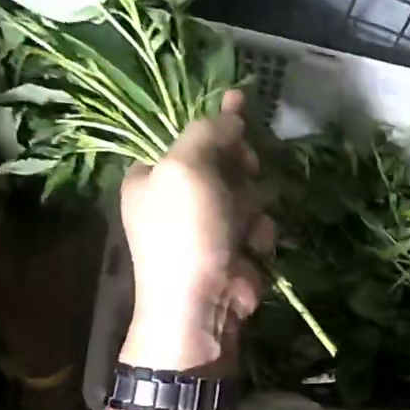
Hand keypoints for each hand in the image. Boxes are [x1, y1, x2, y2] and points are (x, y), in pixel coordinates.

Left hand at [118, 90, 274, 370]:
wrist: (199, 308)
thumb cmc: (185, 233)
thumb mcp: (185, 169)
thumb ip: (206, 132)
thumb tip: (229, 115)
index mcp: (152, 175)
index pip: (184, 134)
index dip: (213, 120)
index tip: (241, 101)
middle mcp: (177, 198)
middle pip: (221, 161)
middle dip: (240, 166)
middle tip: (248, 167)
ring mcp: (206, 226)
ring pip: (246, 192)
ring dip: (253, 205)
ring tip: (247, 227)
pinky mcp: (233, 249)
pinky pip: (256, 224)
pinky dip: (258, 234)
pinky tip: (252, 250)